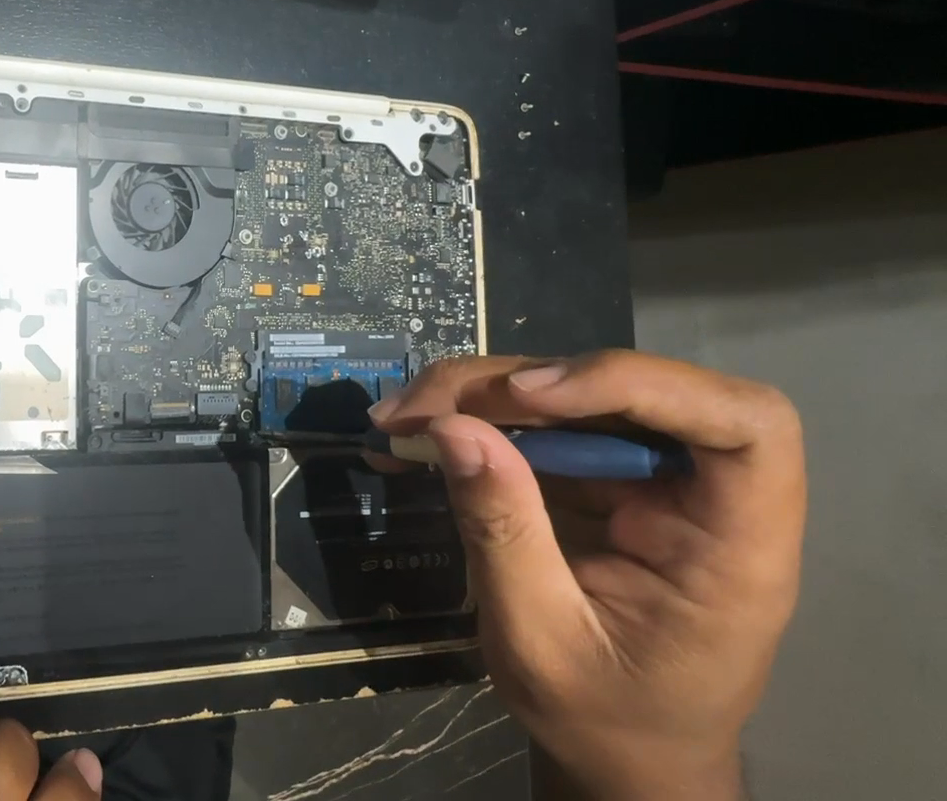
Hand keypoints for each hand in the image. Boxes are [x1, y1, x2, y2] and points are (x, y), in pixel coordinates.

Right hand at [368, 352, 804, 800]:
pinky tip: (410, 438)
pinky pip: (531, 426)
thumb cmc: (600, 715)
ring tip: (394, 419)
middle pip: (624, 391)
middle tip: (412, 409)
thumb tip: (452, 427)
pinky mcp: (592, 478)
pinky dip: (465, 420)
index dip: (637, 385)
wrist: (615, 748)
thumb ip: (502, 531)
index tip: (526, 398)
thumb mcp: (537, 637)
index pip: (740, 424)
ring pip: (566, 395)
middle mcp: (697, 493)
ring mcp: (641, 480)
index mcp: (734, 545)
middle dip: (507, 385)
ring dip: (472, 395)